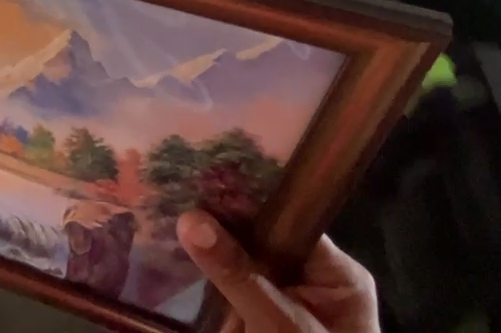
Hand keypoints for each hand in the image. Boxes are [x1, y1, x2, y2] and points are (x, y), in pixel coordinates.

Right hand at [177, 212, 379, 332]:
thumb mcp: (280, 329)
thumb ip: (238, 275)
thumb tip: (189, 218)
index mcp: (336, 273)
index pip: (284, 216)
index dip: (240, 199)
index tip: (192, 183)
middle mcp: (314, 275)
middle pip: (261, 233)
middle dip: (218, 220)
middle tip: (169, 196)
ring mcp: (288, 295)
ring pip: (243, 255)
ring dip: (208, 244)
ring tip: (164, 214)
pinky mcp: (265, 314)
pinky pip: (234, 280)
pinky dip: (209, 270)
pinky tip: (175, 251)